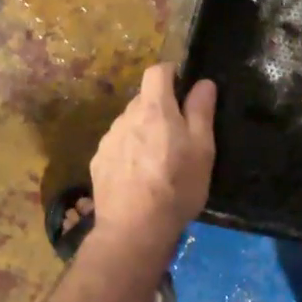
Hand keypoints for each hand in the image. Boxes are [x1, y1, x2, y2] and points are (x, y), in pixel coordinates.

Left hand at [89, 64, 216, 246]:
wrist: (134, 229)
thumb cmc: (177, 186)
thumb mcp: (202, 149)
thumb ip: (201, 112)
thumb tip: (203, 83)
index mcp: (154, 109)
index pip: (157, 71)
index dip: (172, 74)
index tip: (184, 89)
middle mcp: (126, 117)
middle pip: (143, 99)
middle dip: (160, 108)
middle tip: (179, 135)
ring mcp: (108, 140)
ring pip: (130, 123)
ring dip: (144, 131)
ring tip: (159, 160)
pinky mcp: (98, 162)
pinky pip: (118, 145)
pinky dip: (130, 151)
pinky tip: (140, 176)